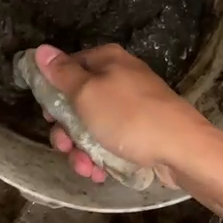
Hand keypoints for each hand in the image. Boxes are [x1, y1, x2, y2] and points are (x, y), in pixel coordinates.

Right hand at [34, 44, 214, 184]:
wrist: (181, 149)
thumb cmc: (128, 116)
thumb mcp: (86, 93)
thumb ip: (61, 73)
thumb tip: (41, 49)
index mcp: (107, 60)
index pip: (68, 66)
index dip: (54, 91)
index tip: (48, 115)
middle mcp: (120, 76)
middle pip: (79, 100)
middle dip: (67, 129)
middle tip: (64, 146)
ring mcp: (133, 105)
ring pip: (93, 125)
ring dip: (81, 149)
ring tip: (85, 168)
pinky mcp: (142, 130)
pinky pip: (112, 140)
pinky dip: (102, 156)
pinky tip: (100, 173)